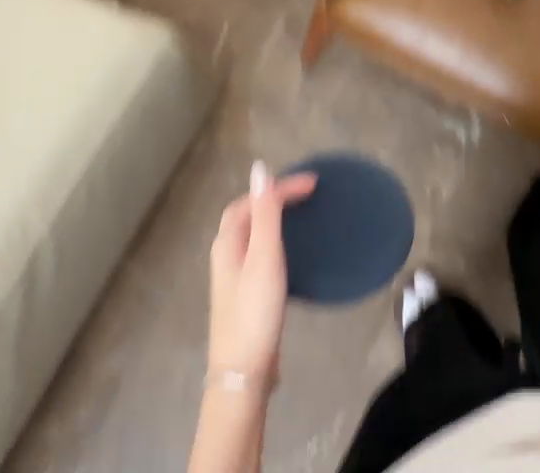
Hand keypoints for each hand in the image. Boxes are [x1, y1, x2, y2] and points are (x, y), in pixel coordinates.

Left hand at [207, 161, 316, 388]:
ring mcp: (233, 277)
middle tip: (307, 194)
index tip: (314, 183)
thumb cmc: (254, 311)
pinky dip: (277, 241)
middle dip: (273, 198)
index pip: (251, 200)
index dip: (279, 187)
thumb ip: (264, 213)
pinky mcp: (246, 295)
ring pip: (253, 235)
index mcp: (227, 242)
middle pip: (246, 215)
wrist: (244, 371)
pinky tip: (292, 254)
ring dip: (274, 219)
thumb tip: (260, 168)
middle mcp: (226, 255)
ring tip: (302, 215)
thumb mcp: (263, 256)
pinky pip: (260, 253)